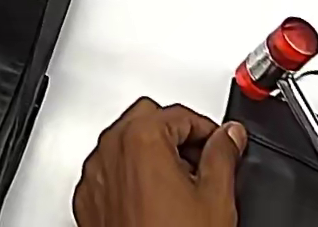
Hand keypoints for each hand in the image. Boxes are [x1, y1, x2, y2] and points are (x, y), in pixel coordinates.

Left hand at [73, 98, 245, 226]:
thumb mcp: (215, 200)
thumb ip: (223, 156)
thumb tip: (230, 135)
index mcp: (141, 137)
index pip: (180, 115)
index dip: (207, 131)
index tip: (220, 145)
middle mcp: (111, 147)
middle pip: (148, 119)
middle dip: (175, 136)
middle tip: (199, 166)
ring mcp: (95, 173)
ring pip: (125, 143)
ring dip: (150, 155)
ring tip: (177, 189)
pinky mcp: (86, 199)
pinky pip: (109, 171)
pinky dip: (127, 177)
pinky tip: (149, 203)